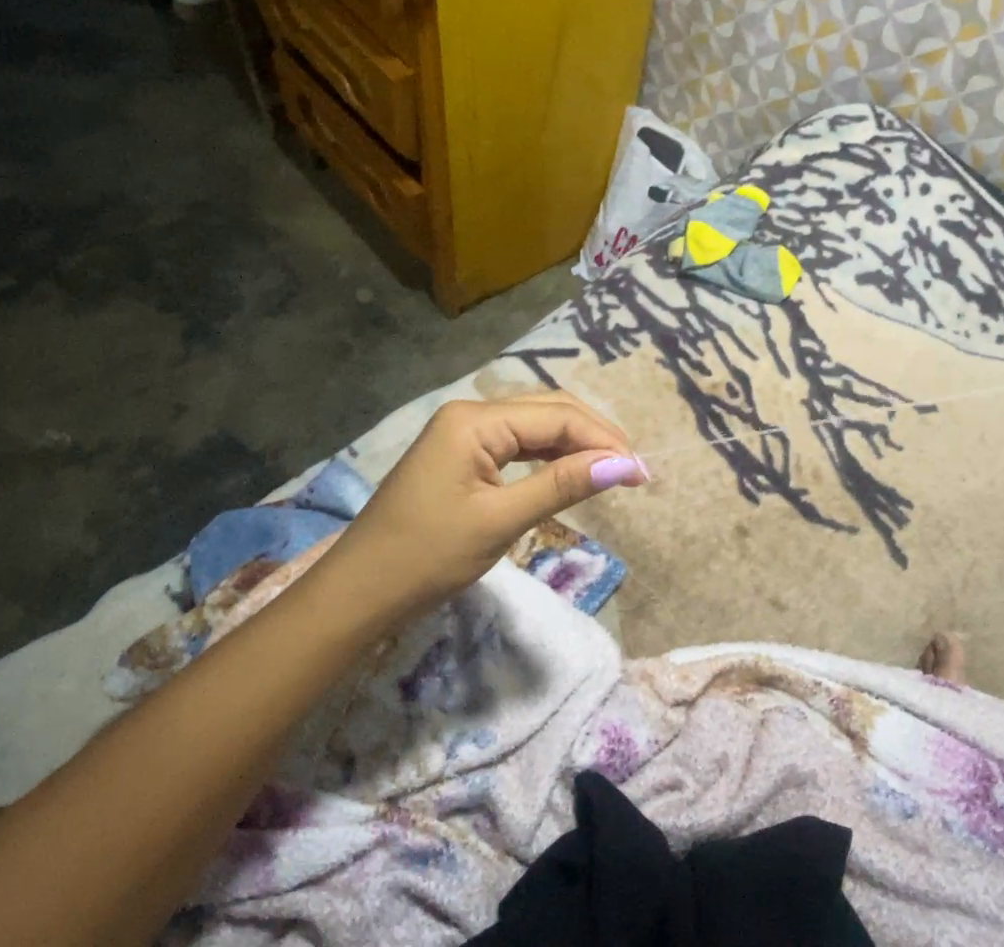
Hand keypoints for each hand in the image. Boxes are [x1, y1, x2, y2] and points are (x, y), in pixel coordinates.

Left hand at [326, 392, 647, 616]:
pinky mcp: (462, 457)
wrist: (361, 591)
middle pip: (548, 412)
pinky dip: (550, 459)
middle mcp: (470, 415)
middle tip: (634, 472)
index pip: (556, 417)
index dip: (604, 441)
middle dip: (595, 437)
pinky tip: (574, 473)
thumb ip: (562, 486)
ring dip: (576, 446)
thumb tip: (624, 465)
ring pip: (535, 428)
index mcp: (475, 421)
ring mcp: (463, 435)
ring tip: (614, 472)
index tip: (642, 474)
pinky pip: (517, 447)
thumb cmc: (427, 557)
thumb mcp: (500, 521)